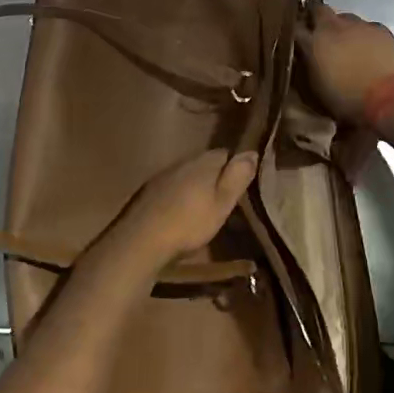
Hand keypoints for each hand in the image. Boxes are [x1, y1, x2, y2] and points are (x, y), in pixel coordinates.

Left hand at [112, 149, 259, 264]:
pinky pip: (171, 185)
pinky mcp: (148, 191)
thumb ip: (237, 177)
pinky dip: (179, 194)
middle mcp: (183, 163)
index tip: (242, 180)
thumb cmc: (189, 223)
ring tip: (204, 203)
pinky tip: (180, 210)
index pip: (225, 153)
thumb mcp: (221, 204)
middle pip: (205, 162)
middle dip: (215, 174)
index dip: (235, 165)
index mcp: (203, 163)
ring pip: (187, 173)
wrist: (141, 240)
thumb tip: (252, 152)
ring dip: (196, 184)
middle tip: (225, 194)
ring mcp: (163, 176)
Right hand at [296, 5, 393, 124]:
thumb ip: (307, 65)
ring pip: (345, 18)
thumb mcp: (315, 87)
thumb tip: (303, 55)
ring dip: (343, 28)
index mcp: (312, 42)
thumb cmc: (345, 101)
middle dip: (318, 19)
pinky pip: (367, 27)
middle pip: (319, 10)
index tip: (297, 38)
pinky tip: (370, 50)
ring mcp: (358, 25)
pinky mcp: (379, 29)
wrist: (386, 100)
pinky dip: (365, 35)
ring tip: (348, 45)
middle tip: (322, 36)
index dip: (295, 31)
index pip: (295, 27)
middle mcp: (332, 27)